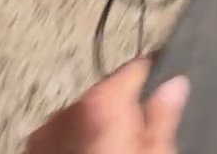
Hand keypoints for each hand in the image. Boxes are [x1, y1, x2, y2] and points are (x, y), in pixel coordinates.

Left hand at [26, 59, 190, 153]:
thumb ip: (163, 118)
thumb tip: (174, 88)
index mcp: (101, 105)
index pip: (134, 70)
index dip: (153, 80)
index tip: (163, 95)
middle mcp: (66, 115)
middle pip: (105, 96)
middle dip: (122, 112)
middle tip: (140, 143)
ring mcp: (43, 141)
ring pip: (81, 119)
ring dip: (97, 131)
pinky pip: (60, 141)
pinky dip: (76, 147)